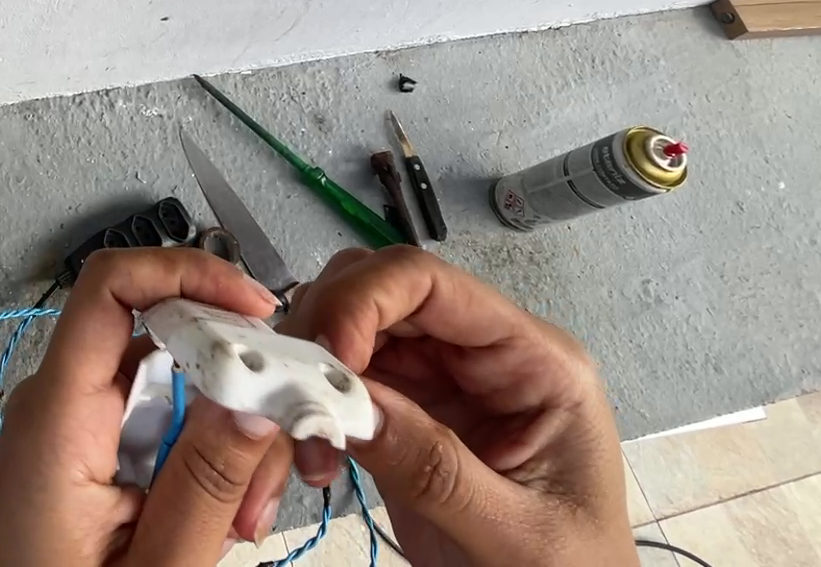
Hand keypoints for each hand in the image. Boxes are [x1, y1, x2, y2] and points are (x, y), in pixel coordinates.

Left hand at [0, 248, 297, 566]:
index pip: (109, 287)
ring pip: (167, 380)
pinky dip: (201, 448)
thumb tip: (257, 399)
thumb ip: (205, 484)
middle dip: (227, 371)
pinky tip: (225, 511)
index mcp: (56, 413)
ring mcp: (72, 423)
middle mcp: (58, 400)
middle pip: (154, 335)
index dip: (182, 271)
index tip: (255, 306)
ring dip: (222, 427)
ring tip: (248, 515)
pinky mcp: (87, 448)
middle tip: (280, 441)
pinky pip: (155, 417)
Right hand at [278, 247, 636, 566]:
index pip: (427, 282)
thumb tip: (348, 402)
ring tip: (305, 440)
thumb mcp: (519, 538)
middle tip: (292, 393)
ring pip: (337, 323)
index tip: (323, 356)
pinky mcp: (392, 400)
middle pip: (369, 289)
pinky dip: (303, 400)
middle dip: (321, 332)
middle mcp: (470, 346)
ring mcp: (428, 370)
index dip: (363, 301)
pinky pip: (328, 372)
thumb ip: (437, 468)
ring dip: (305, 369)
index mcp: (528, 357)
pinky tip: (308, 452)